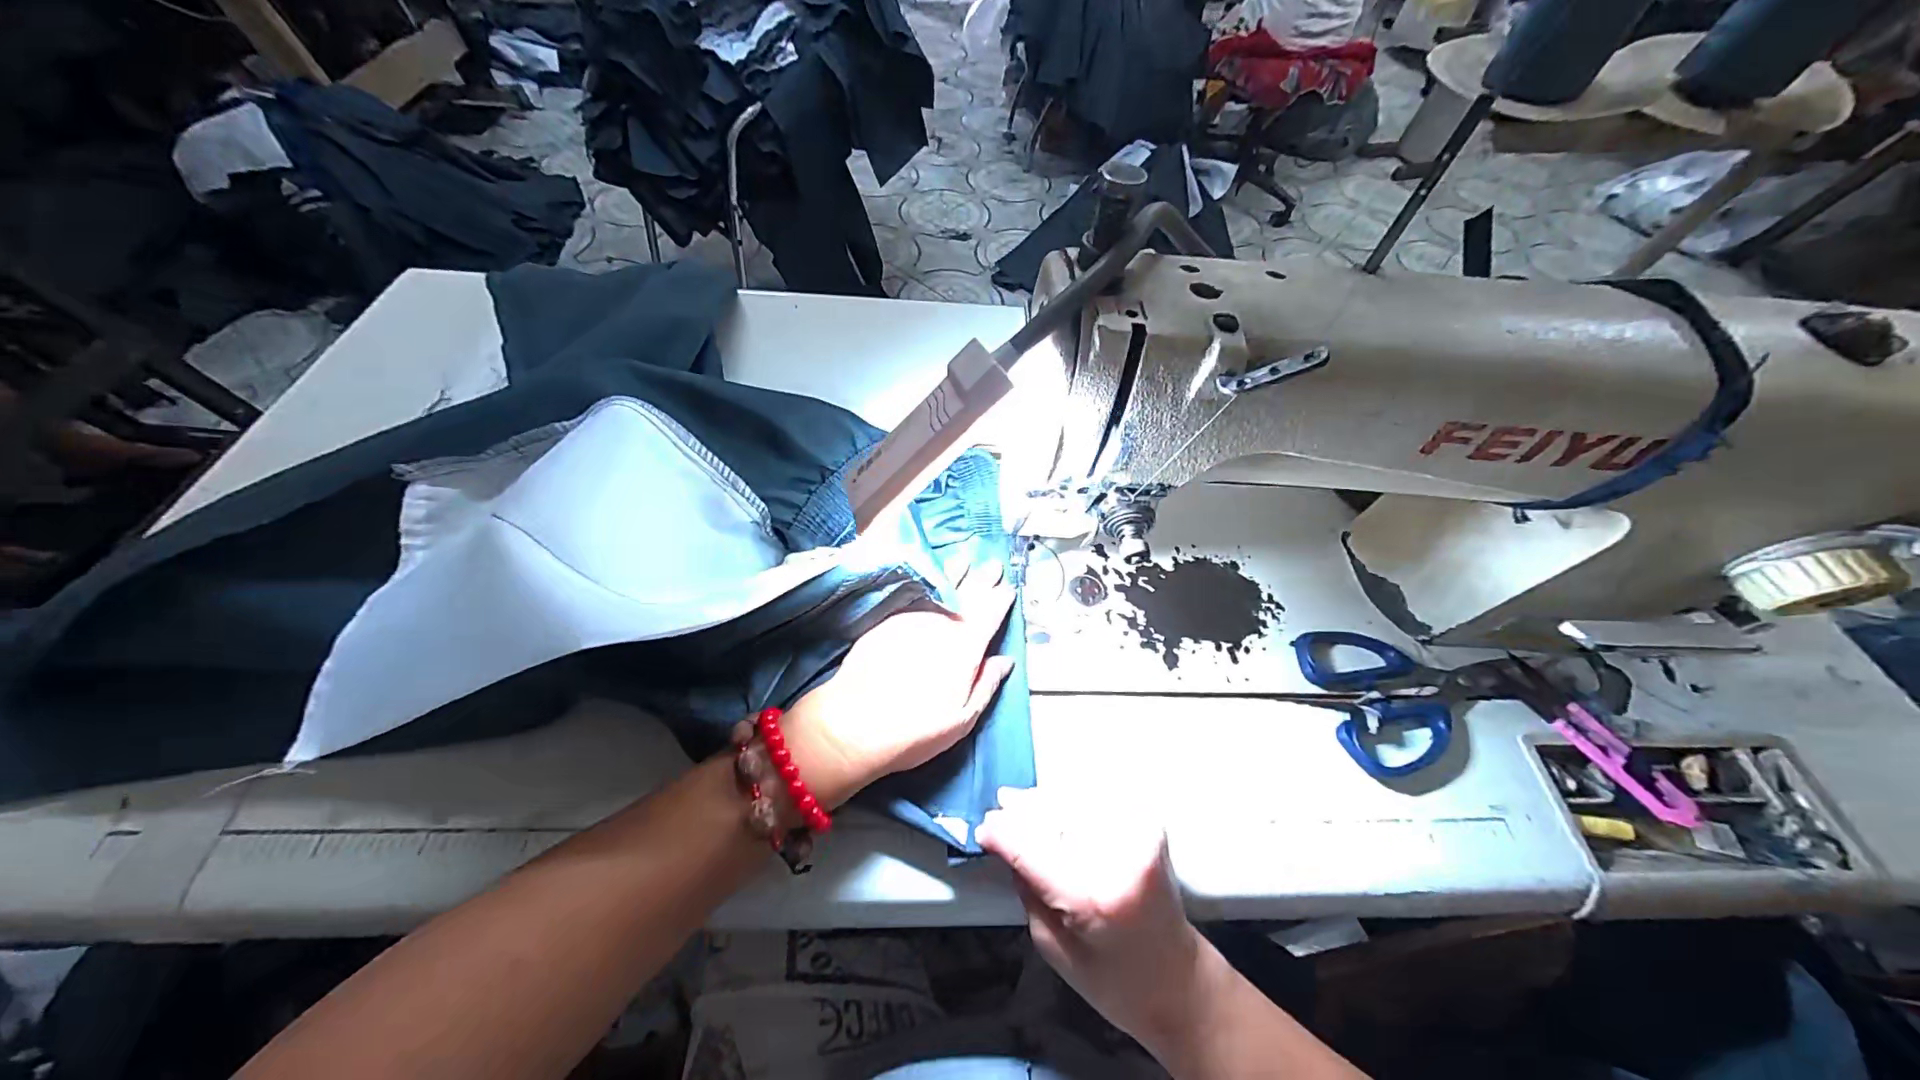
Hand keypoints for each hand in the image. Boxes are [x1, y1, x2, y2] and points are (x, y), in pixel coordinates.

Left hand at [784, 567, 1016, 807]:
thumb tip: (1003, 663)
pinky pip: (913, 597)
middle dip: (982, 579)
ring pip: (938, 591)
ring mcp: (910, 620)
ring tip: (963, 562)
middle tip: (992, 565)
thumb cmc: (912, 730)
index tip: (1008, 588)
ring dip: (954, 575)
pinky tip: (928, 584)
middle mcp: (939, 626)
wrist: (853, 725)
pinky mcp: (885, 622)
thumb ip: (986, 685)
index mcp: (964, 648)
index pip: (989, 614)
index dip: (1001, 599)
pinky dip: (926, 586)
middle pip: (966, 596)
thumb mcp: (961, 719)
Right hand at [976, 786, 1205, 1046]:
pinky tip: (1057, 805)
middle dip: (1022, 809)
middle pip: (1053, 813)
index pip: (1031, 848)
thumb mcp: (1052, 946)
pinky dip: (1073, 798)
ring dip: (1045, 799)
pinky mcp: (1149, 825)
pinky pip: (1099, 799)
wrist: (1178, 980)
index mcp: (1092, 898)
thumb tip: (1004, 843)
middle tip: (999, 807)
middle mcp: (1118, 858)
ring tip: (1021, 802)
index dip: (1001, 833)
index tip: (983, 828)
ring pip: (1075, 798)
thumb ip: (1027, 888)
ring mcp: (1139, 835)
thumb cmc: (1114, 980)